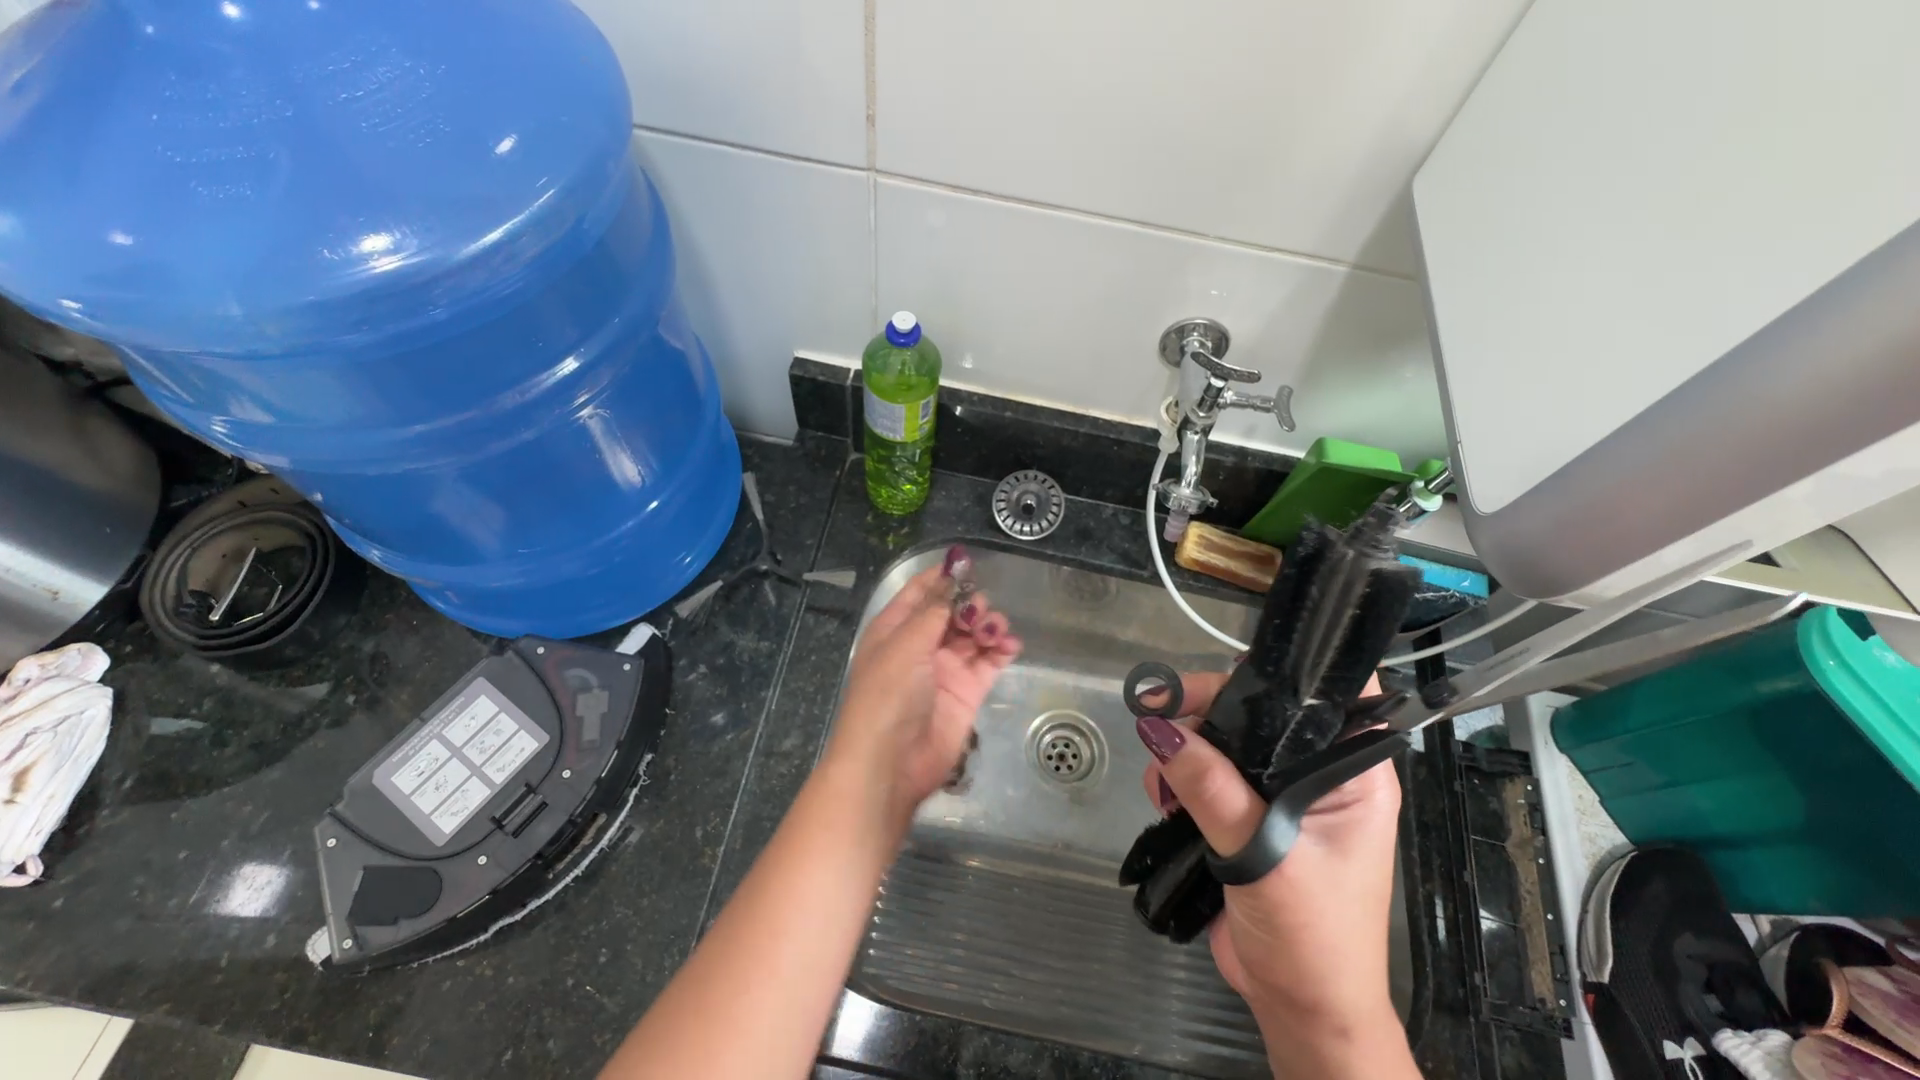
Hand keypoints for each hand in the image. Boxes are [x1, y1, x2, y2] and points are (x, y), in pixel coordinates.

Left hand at [825, 549, 1021, 825]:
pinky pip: (989, 661)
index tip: (969, 563)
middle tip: (979, 612)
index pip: (920, 593)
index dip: (943, 576)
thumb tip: (952, 570)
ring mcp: (945, 669)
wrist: (890, 763)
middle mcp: (920, 646)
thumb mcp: (906, 644)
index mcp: (894, 629)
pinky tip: (1009, 645)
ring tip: (995, 631)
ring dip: (989, 625)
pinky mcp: (967, 692)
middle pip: (952, 611)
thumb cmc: (887, 696)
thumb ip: (934, 609)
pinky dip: (1001, 649)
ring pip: (974, 634)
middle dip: (970, 604)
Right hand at [1136, 672, 1415, 1079]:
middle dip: (1207, 708)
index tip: (1221, 667)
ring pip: (1225, 741)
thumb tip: (1158, 728)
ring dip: (1185, 748)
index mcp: (1353, 772)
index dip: (1283, 668)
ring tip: (1162, 781)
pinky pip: (1206, 776)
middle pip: (1262, 711)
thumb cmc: (1313, 936)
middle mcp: (1318, 774)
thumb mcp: (1263, 856)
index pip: (1329, 694)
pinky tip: (1164, 798)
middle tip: (1155, 708)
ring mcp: (1279, 796)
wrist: (1299, 1009)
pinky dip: (1178, 778)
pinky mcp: (1245, 818)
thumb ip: (1211, 788)